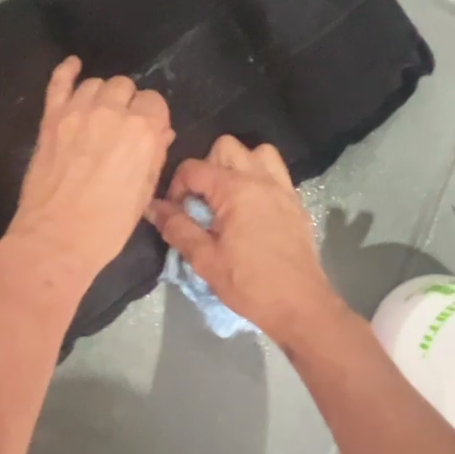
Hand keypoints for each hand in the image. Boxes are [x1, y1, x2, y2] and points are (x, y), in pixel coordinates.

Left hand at [0, 57, 174, 294]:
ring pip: (96, 84)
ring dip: (101, 96)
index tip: (145, 132)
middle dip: (127, 104)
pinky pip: (60, 82)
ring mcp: (78, 111)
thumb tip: (161, 132)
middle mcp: (113, 113)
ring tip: (98, 116)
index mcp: (144, 131)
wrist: (57, 238)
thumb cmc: (108, 225)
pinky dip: (67, 71)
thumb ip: (155, 155)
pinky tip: (73, 66)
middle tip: (120, 129)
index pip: (154, 102)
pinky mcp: (51, 118)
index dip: (151, 116)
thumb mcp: (143, 193)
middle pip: (125, 87)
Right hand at [147, 135, 346, 345]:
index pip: (193, 168)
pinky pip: (276, 172)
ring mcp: (282, 188)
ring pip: (256, 152)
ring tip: (228, 196)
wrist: (300, 306)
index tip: (176, 213)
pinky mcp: (295, 201)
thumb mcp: (204, 259)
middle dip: (206, 168)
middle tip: (202, 201)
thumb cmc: (249, 284)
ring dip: (237, 165)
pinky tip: (251, 207)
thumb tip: (154, 207)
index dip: (176, 187)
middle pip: (225, 147)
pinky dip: (259, 177)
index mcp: (235, 189)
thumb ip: (177, 227)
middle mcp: (260, 178)